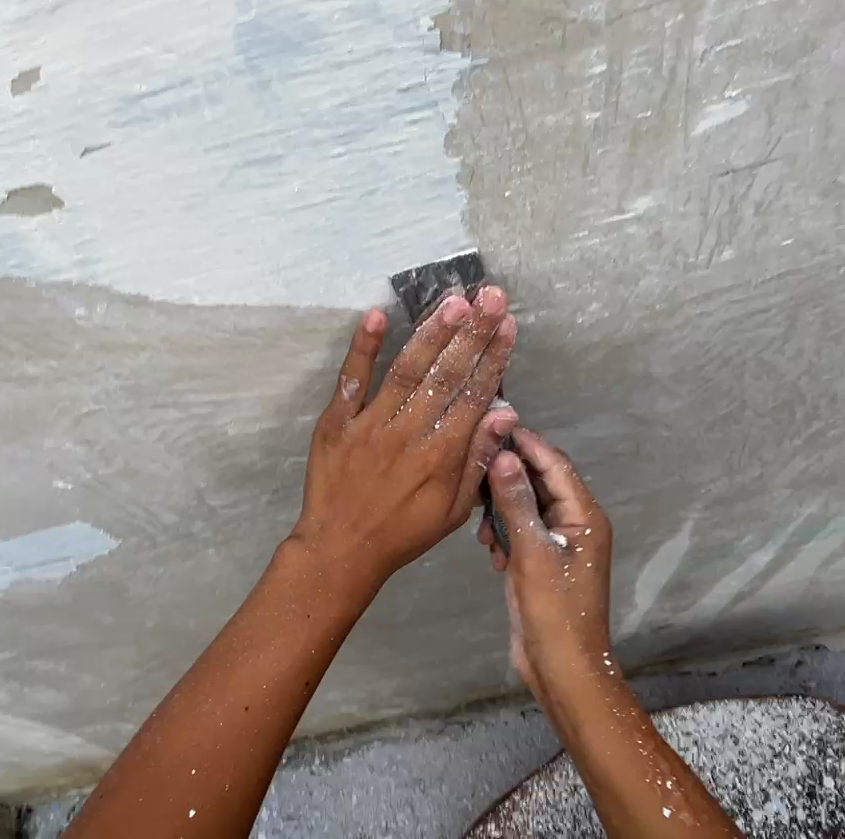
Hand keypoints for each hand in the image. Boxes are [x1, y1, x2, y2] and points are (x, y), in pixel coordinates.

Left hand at [292, 286, 518, 591]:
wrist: (340, 549)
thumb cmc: (403, 531)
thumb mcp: (454, 510)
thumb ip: (478, 460)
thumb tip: (506, 415)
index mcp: (441, 455)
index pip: (474, 396)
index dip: (493, 357)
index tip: (508, 324)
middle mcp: (408, 433)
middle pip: (446, 375)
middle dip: (471, 333)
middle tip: (490, 296)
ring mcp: (369, 423)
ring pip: (406, 371)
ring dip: (431, 333)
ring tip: (452, 301)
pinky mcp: (336, 421)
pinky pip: (350, 380)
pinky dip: (362, 347)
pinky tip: (376, 316)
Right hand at [477, 428, 615, 701]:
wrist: (563, 671)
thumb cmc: (554, 611)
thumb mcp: (532, 552)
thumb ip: (516, 501)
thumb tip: (502, 455)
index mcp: (584, 515)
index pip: (554, 463)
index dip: (524, 442)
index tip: (491, 424)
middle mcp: (576, 521)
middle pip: (539, 480)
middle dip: (507, 475)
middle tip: (471, 467)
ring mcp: (559, 542)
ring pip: (526, 504)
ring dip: (502, 507)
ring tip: (479, 522)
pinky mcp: (543, 560)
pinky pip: (522, 528)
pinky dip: (504, 531)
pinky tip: (489, 548)